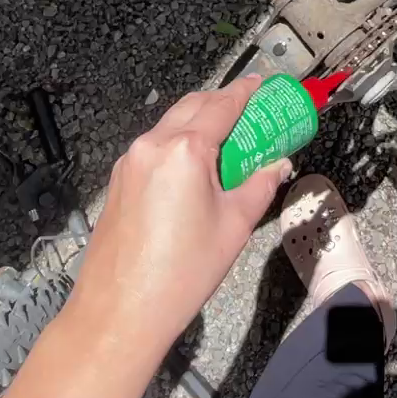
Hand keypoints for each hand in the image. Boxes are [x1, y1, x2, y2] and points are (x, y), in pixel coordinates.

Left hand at [63, 77, 291, 358]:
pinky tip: (194, 166)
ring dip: (198, 120)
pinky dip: (178, 141)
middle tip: (249, 110)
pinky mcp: (118, 180)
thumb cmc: (181, 273)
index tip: (261, 82)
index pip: (222, 105)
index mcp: (185, 149)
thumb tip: (278, 165)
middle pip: (193, 105)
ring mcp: (130, 161)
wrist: (118, 315)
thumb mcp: (234, 226)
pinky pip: (155, 145)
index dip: (245, 90)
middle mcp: (153, 144)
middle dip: (222, 101)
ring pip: (171, 123)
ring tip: (225, 139)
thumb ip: (260, 185)